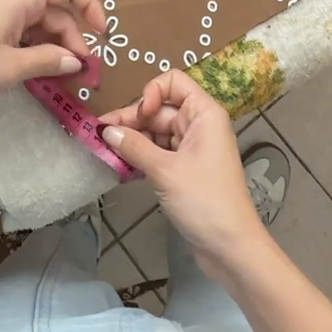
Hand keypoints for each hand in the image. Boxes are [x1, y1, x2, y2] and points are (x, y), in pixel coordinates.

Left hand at [0, 0, 101, 110]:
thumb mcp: (10, 67)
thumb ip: (48, 61)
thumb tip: (77, 62)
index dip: (92, 5)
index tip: (103, 35)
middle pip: (58, 11)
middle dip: (75, 40)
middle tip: (85, 75)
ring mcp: (2, 12)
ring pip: (43, 24)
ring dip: (58, 49)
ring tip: (68, 80)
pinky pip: (26, 33)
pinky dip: (39, 50)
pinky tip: (45, 74)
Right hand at [99, 71, 264, 276]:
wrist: (232, 249)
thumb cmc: (205, 201)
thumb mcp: (165, 171)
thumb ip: (133, 147)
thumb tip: (105, 130)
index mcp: (203, 114)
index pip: (172, 82)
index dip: (150, 93)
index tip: (139, 117)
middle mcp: (198, 125)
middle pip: (158, 109)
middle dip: (131, 120)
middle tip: (99, 136)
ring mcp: (191, 148)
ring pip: (155, 132)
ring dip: (131, 140)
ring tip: (104, 152)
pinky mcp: (184, 169)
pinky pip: (157, 152)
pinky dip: (139, 156)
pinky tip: (118, 166)